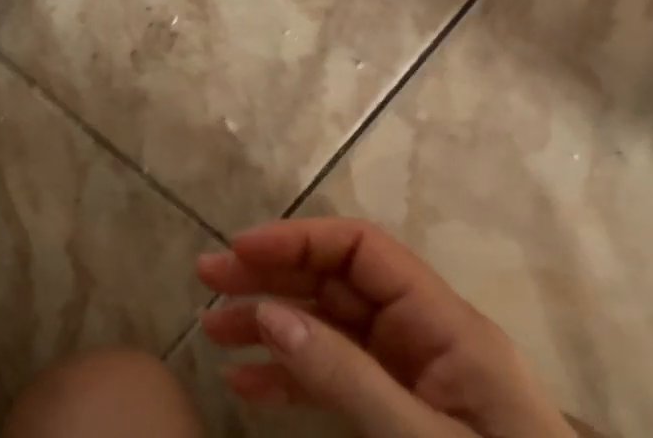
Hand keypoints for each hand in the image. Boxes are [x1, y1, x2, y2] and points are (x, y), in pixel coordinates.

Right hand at [196, 218, 574, 437]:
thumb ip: (349, 378)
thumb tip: (267, 312)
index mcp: (448, 328)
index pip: (362, 250)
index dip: (297, 239)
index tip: (238, 250)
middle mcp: (426, 339)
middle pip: (334, 283)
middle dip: (268, 277)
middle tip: (205, 281)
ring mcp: (411, 378)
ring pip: (324, 327)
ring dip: (266, 325)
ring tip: (211, 334)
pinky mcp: (400, 414)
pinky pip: (332, 376)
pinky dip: (286, 375)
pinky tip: (245, 385)